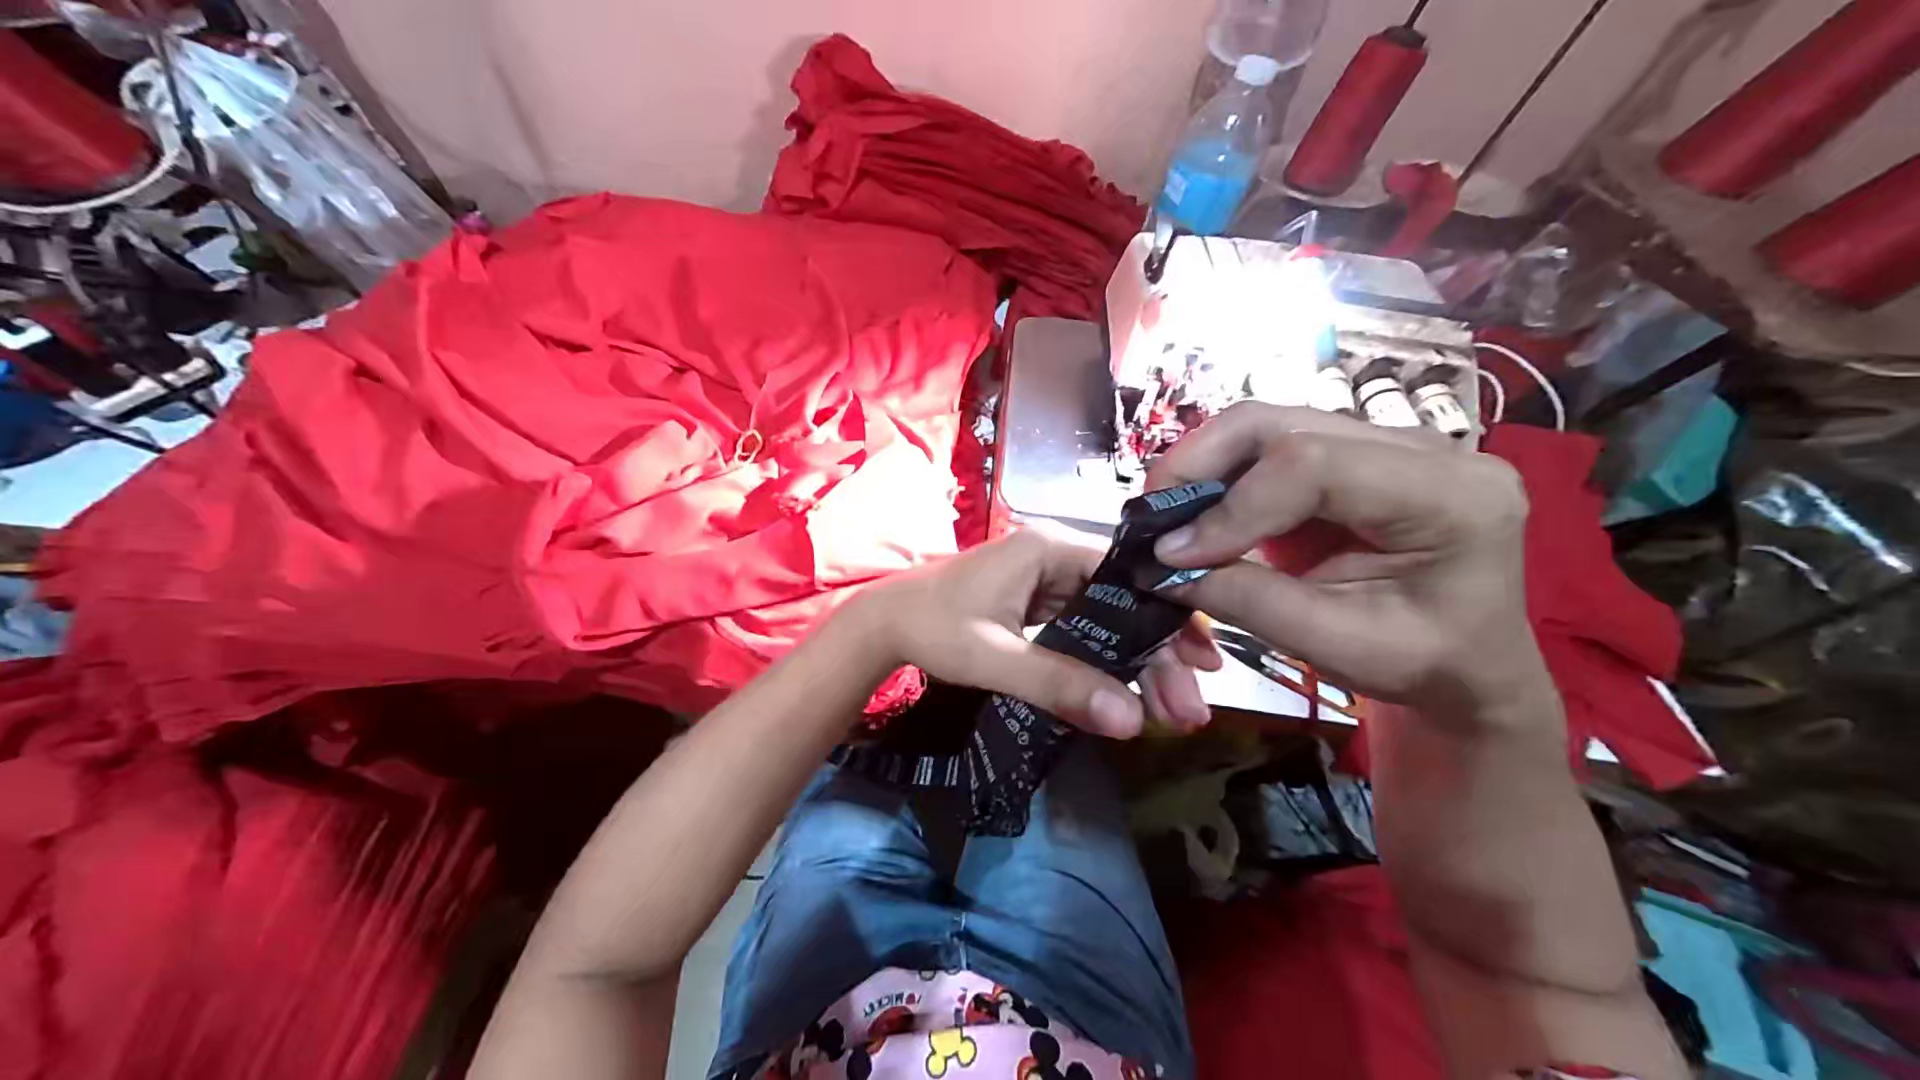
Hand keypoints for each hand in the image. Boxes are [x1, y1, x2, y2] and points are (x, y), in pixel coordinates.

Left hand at [846, 528, 1222, 738]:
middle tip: (1191, 707)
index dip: (1170, 617)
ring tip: (1174, 707)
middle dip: (1159, 652)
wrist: (882, 626)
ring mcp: (1044, 581)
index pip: (1128, 577)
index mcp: (1048, 550)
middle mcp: (1054, 557)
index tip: (1204, 662)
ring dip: (1139, 659)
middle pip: (1124, 601)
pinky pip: (1084, 628)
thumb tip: (1132, 721)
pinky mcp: (1034, 604)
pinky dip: (1108, 657)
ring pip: (1108, 618)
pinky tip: (1133, 688)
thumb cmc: (933, 629)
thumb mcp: (995, 657)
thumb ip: (1059, 684)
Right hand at [1146, 403, 1558, 734]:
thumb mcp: (1334, 644)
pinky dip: (1220, 475)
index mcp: (1450, 495)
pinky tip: (1196, 509)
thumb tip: (1161, 567)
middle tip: (1149, 512)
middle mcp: (1422, 448)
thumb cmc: (1418, 663)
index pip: (1312, 465)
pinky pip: (1267, 445)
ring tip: (1165, 512)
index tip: (1173, 555)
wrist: (1464, 663)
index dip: (1231, 507)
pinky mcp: (1349, 455)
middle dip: (1200, 462)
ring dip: (1203, 464)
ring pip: (1267, 423)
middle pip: (1281, 422)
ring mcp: (1384, 444)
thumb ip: (1247, 600)